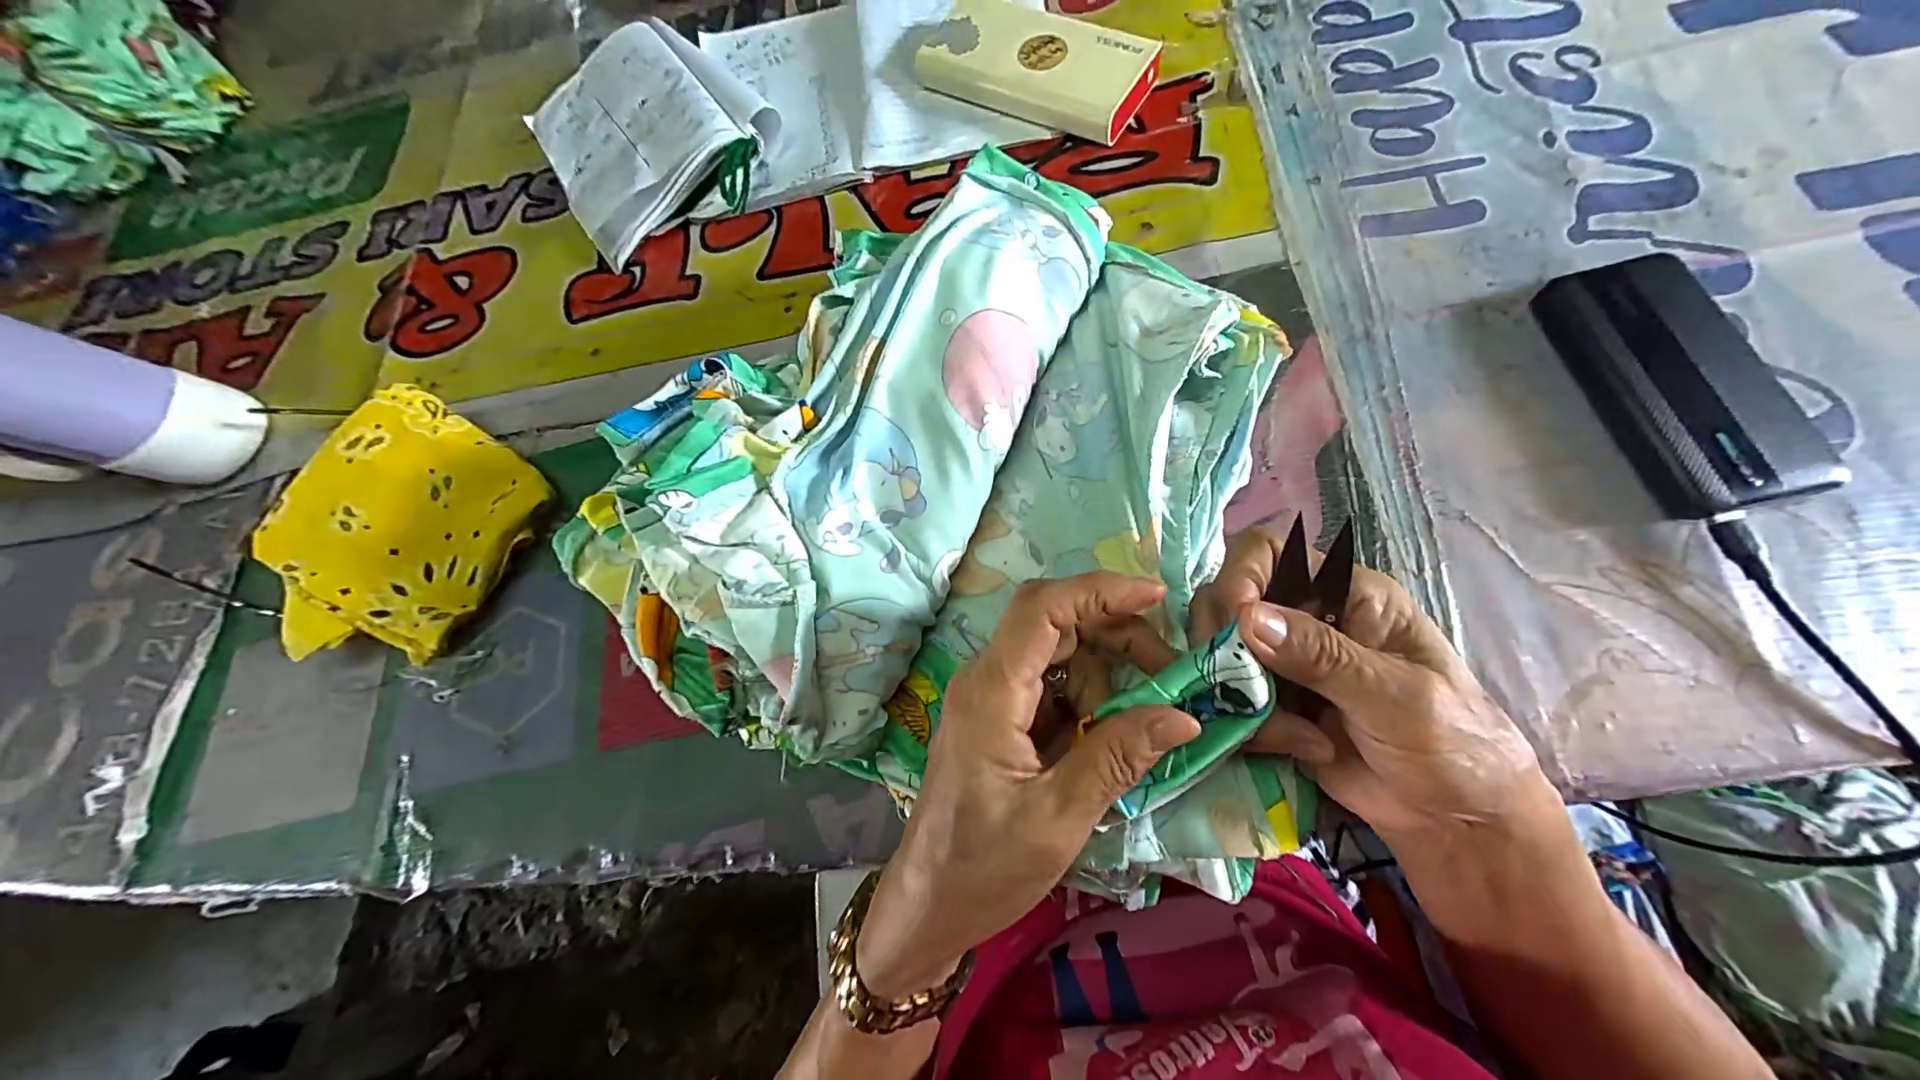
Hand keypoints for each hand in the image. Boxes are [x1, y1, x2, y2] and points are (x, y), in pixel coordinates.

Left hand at [855, 573, 1200, 997]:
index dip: (1099, 591)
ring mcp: (992, 698)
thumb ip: (1116, 758)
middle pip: (1055, 624)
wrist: (929, 904)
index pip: (1042, 608)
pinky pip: (1053, 686)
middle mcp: (987, 680)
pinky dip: (1090, 698)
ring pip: (1059, 653)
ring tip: (1140, 720)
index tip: (1157, 597)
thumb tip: (1182, 715)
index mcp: (991, 692)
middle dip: (1116, 635)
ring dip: (1107, 672)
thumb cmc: (984, 867)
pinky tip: (1113, 731)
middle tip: (1169, 673)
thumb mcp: (1058, 819)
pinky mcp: (1001, 719)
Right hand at [1190, 528, 1546, 844]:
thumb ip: (1323, 656)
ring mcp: (1282, 663)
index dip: (1239, 579)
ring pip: (1218, 655)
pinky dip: (1246, 727)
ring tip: (1294, 734)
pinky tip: (1297, 748)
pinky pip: (1226, 701)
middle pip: (1226, 601)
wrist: (1458, 820)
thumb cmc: (1453, 744)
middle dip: (1227, 648)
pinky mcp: (1269, 704)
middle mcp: (1306, 618)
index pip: (1267, 553)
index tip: (1233, 627)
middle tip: (1247, 690)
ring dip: (1240, 697)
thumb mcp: (1395, 696)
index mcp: (1346, 593)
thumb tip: (1248, 617)